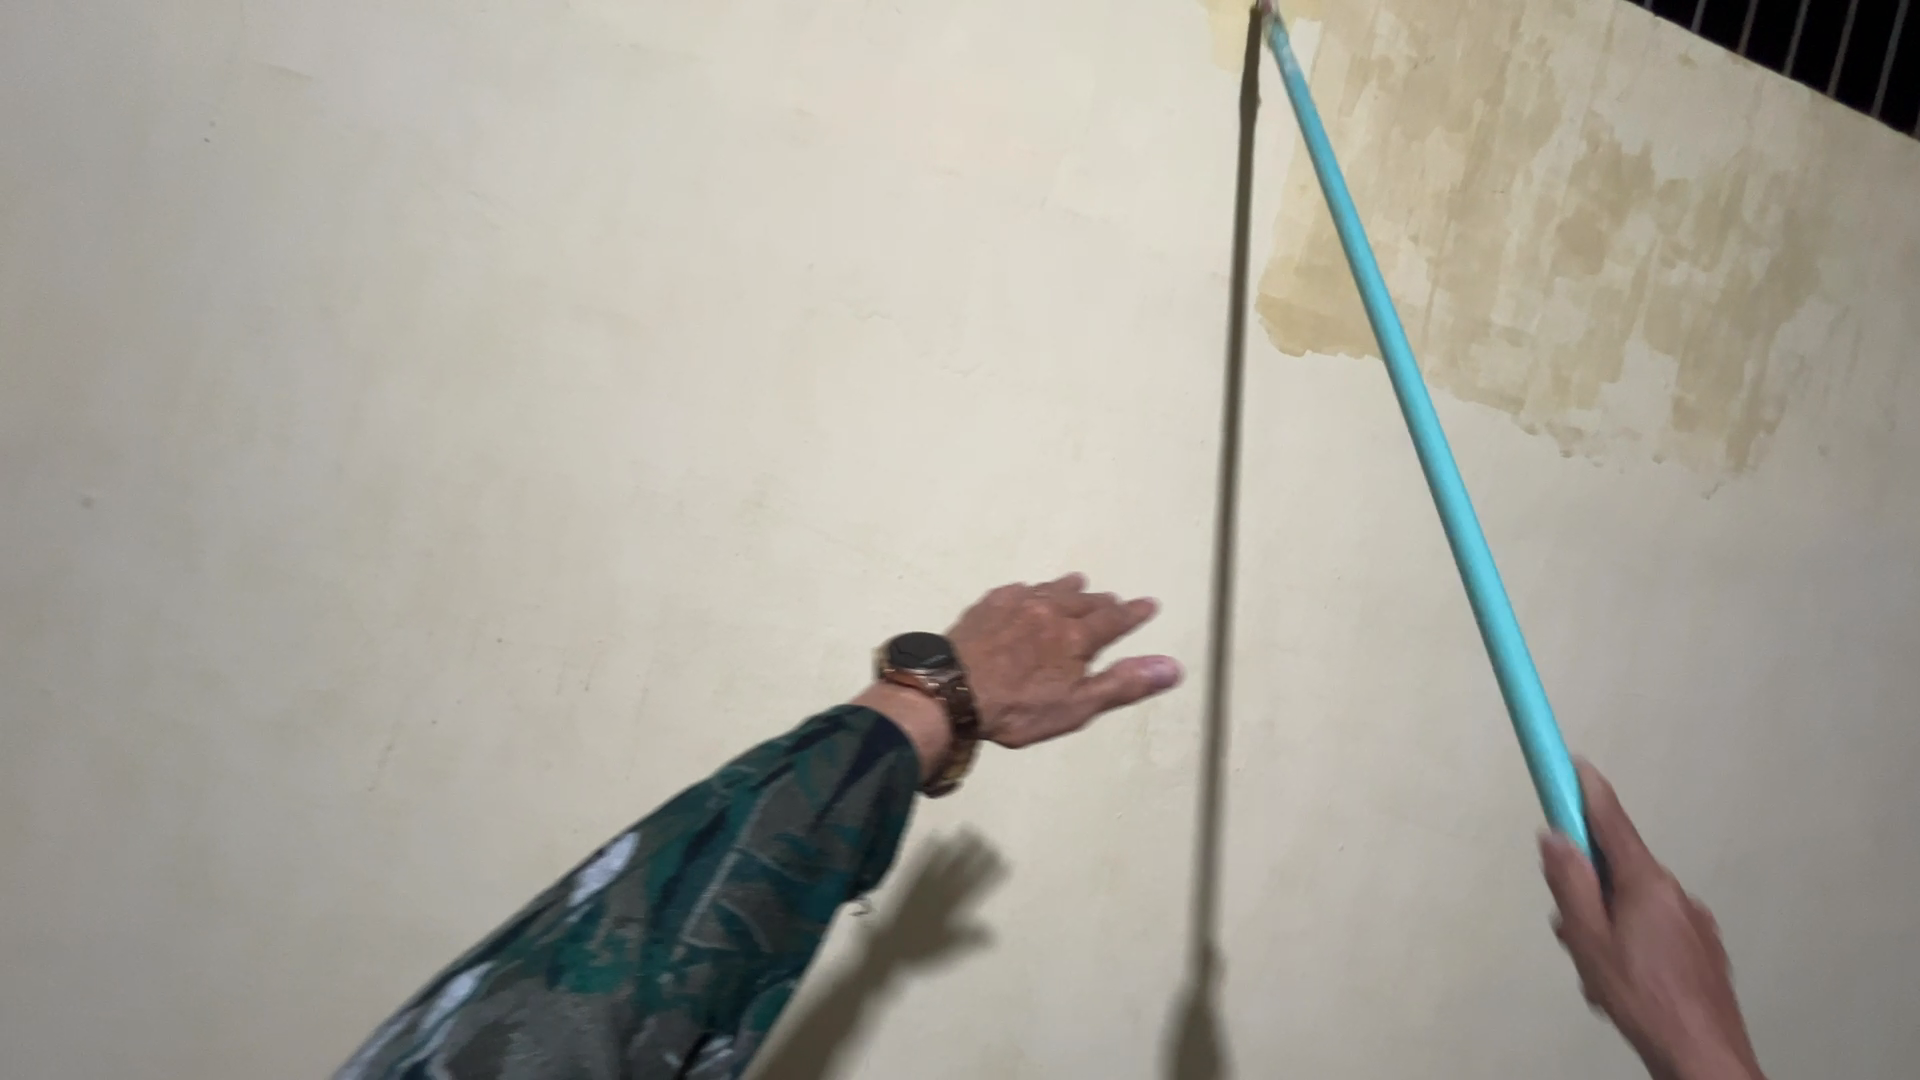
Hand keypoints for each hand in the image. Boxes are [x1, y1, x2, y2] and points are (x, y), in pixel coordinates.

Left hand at [948, 573, 1182, 747]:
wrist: (951, 691)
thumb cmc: (1017, 708)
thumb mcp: (1077, 706)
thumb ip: (1124, 684)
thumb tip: (1172, 665)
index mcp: (1075, 638)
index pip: (1114, 620)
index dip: (1133, 613)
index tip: (1149, 604)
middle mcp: (1050, 612)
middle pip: (1083, 602)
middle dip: (1101, 602)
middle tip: (1112, 599)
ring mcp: (1016, 605)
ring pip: (1050, 590)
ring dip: (1068, 588)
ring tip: (1077, 582)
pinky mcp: (988, 605)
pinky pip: (1016, 591)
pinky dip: (1030, 590)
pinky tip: (1026, 592)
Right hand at [1541, 761, 1765, 1079]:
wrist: (1705, 1061)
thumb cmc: (1637, 993)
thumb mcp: (1586, 935)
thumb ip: (1568, 880)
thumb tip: (1554, 833)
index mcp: (1646, 884)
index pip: (1611, 821)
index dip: (1588, 789)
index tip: (1572, 760)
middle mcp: (1675, 894)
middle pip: (1615, 865)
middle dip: (1583, 881)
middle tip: (1568, 921)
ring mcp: (1694, 924)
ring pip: (1629, 899)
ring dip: (1602, 917)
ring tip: (1593, 960)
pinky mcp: (1701, 951)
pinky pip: (1650, 925)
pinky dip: (1626, 936)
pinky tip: (1619, 973)